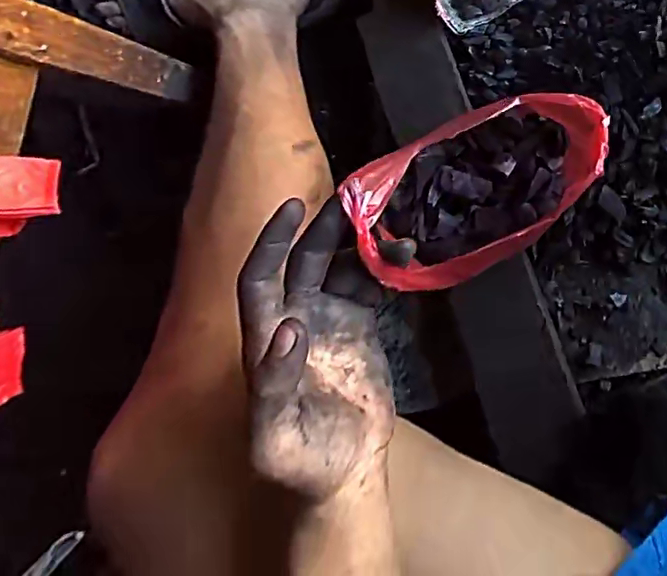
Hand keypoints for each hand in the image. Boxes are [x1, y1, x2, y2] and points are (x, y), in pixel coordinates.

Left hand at [238, 196, 393, 506]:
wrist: (348, 468)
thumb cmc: (302, 461)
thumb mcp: (275, 437)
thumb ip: (272, 385)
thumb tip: (285, 327)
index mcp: (267, 340)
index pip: (261, 279)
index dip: (273, 242)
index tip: (293, 206)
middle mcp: (296, 318)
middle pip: (305, 260)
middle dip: (327, 227)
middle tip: (356, 197)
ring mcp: (330, 318)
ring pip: (342, 264)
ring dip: (364, 242)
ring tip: (394, 229)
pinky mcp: (360, 321)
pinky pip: (371, 281)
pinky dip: (387, 264)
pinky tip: (405, 254)